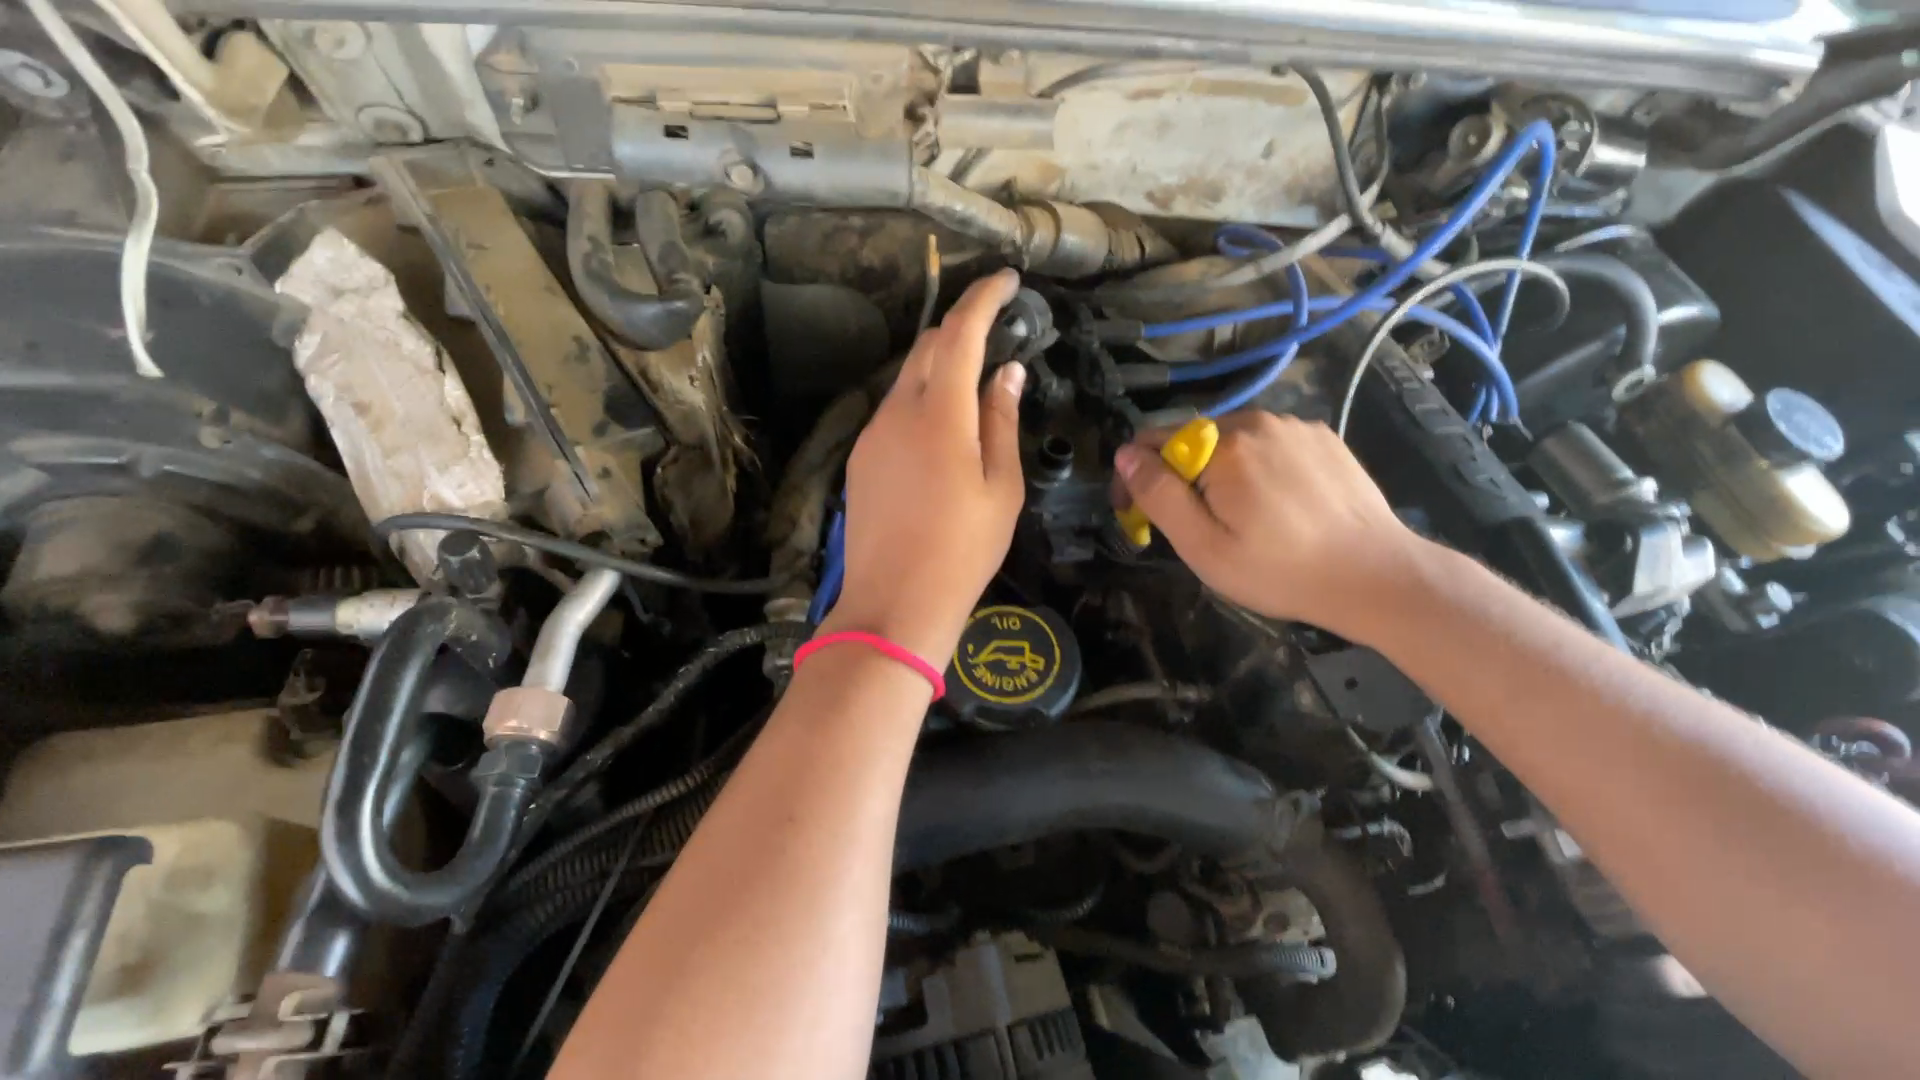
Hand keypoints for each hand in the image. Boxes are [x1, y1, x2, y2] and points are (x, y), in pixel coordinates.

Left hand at [824, 270, 1026, 664]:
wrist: (893, 604)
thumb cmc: (962, 551)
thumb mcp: (1000, 488)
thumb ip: (1001, 422)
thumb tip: (1008, 373)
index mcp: (940, 414)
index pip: (959, 334)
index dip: (984, 298)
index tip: (1009, 279)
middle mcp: (898, 412)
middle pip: (928, 348)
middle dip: (963, 329)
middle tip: (999, 334)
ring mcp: (872, 434)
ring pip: (908, 378)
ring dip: (941, 366)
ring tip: (977, 385)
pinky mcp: (861, 457)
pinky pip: (894, 410)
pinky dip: (923, 399)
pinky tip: (944, 427)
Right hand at [1114, 411, 1427, 640]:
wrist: (1375, 576)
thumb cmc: (1280, 570)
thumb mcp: (1204, 546)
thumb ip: (1159, 495)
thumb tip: (1125, 454)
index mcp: (1224, 445)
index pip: (1153, 441)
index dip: (1136, 477)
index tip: (1138, 516)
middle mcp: (1258, 422)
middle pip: (1194, 441)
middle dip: (1180, 477)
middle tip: (1194, 528)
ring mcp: (1296, 427)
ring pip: (1234, 442)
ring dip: (1220, 472)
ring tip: (1240, 520)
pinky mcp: (1324, 439)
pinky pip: (1271, 445)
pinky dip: (1259, 469)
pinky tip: (1277, 506)